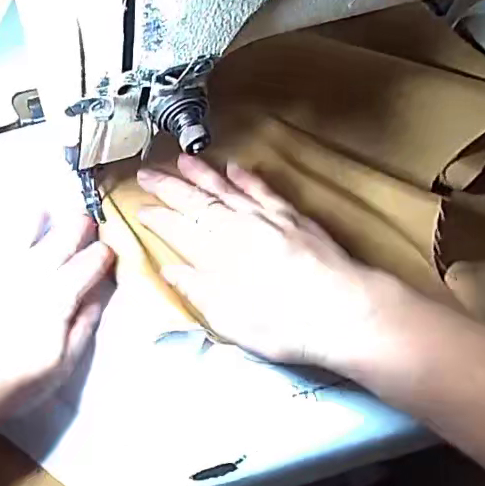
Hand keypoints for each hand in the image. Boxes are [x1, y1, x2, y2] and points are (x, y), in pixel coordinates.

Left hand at [0, 211, 112, 423]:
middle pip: (66, 230)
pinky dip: (6, 224)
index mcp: (57, 296)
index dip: (103, 255)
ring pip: (28, 217)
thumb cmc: (5, 383)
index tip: (103, 256)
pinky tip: (7, 232)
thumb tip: (98, 294)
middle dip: (80, 224)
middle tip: (81, 227)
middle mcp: (31, 268)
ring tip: (42, 219)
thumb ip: (83, 326)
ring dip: (41, 216)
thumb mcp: (57, 367)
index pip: (92, 261)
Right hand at [136, 155, 442, 386]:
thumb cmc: (283, 325)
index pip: (177, 229)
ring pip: (226, 188)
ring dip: (201, 174)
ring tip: (180, 160)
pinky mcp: (293, 217)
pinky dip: (246, 177)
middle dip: (168, 187)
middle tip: (145, 174)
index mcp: (216, 255)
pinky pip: (262, 190)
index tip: (139, 209)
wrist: (345, 313)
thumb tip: (168, 269)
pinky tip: (234, 168)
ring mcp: (266, 218)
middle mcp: (237, 228)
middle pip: (196, 202)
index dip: (156, 218)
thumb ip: (196, 289)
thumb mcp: (229, 318)